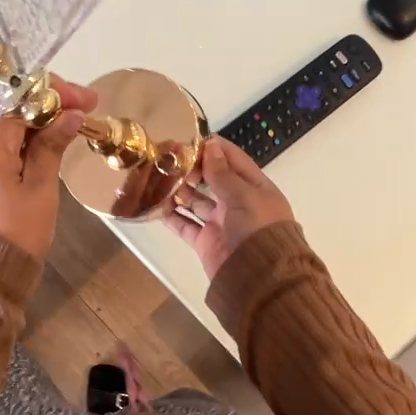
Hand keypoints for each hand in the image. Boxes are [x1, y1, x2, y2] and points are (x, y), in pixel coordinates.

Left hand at [0, 75, 97, 259]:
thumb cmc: (19, 231)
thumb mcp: (41, 186)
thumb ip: (52, 145)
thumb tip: (70, 114)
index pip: (20, 101)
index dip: (55, 95)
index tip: (86, 100)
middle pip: (11, 106)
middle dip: (48, 101)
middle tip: (85, 105)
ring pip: (8, 121)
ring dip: (39, 117)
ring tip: (74, 117)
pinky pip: (1, 140)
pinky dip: (26, 135)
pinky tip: (51, 135)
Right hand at [165, 137, 294, 277]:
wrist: (259, 276)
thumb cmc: (257, 228)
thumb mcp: (243, 195)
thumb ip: (223, 173)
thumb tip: (210, 145)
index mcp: (254, 188)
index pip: (233, 160)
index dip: (213, 148)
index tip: (189, 137)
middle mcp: (238, 203)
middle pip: (212, 181)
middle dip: (192, 169)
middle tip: (167, 158)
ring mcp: (221, 224)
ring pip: (196, 202)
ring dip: (179, 191)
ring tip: (158, 178)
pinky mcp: (206, 242)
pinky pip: (186, 226)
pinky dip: (172, 217)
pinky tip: (156, 205)